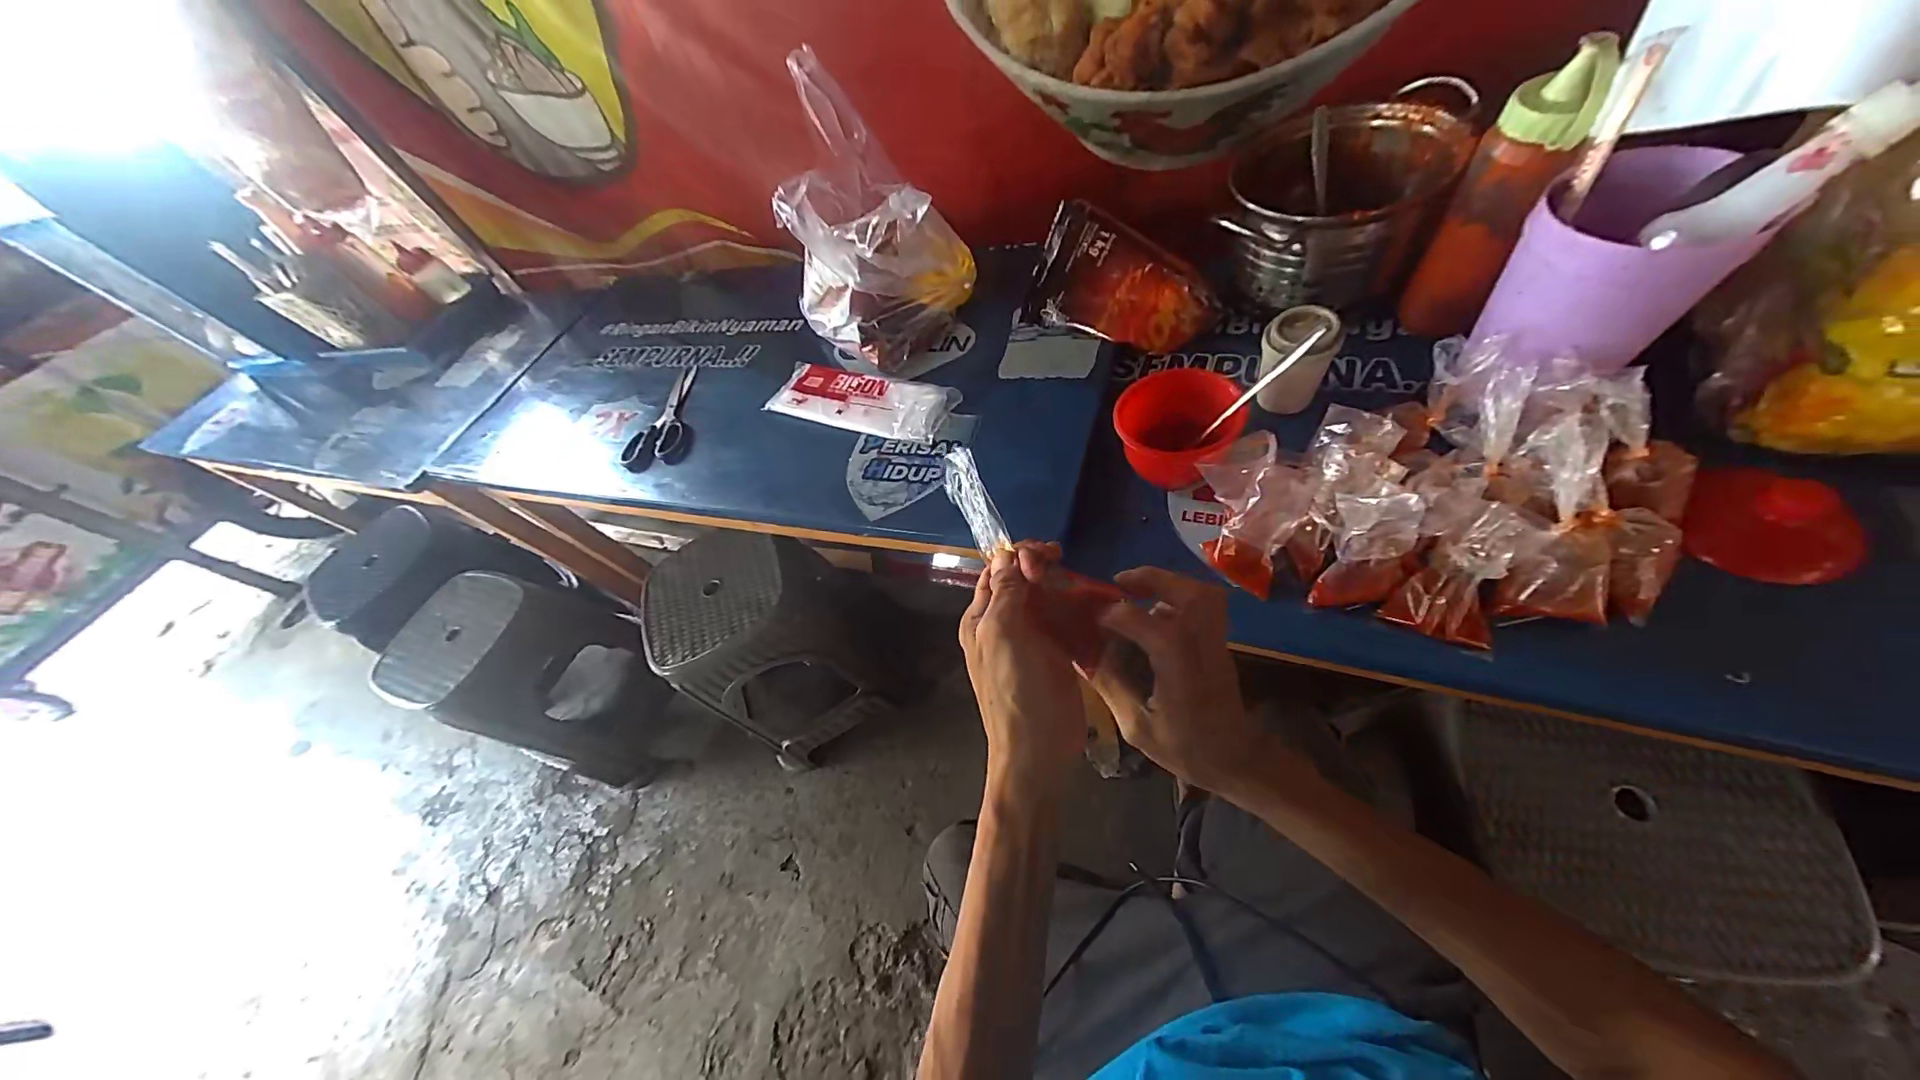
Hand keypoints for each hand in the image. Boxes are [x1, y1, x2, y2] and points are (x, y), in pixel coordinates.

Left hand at [960, 544, 1085, 790]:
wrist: (1037, 750)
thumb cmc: (1016, 691)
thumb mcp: (1003, 635)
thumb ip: (1004, 594)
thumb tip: (1006, 555)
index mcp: (981, 619)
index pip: (995, 571)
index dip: (1018, 555)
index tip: (1047, 554)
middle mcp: (1002, 625)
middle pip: (1020, 582)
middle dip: (1041, 566)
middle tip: (1065, 562)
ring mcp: (1030, 641)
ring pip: (1043, 599)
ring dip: (1059, 585)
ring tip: (1080, 581)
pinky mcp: (1055, 655)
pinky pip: (1061, 621)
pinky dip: (1073, 608)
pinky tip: (1090, 603)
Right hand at [1087, 567, 1273, 795]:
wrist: (1238, 761)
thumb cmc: (1187, 750)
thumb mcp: (1138, 728)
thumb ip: (1111, 687)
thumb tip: (1081, 657)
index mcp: (1183, 675)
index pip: (1155, 628)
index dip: (1120, 615)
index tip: (1094, 618)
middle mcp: (1205, 651)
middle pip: (1192, 596)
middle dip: (1154, 579)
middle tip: (1120, 582)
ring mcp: (1217, 644)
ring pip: (1204, 594)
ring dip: (1168, 583)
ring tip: (1135, 590)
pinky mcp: (1219, 644)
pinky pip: (1204, 606)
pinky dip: (1177, 596)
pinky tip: (1153, 611)